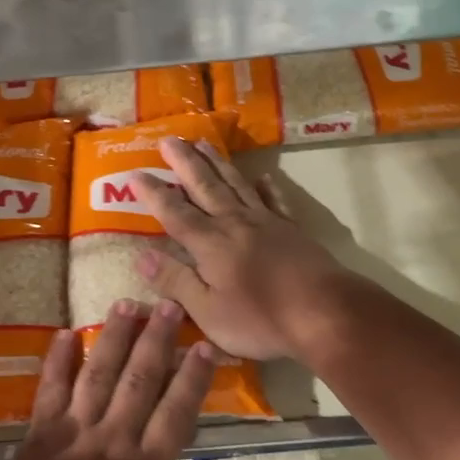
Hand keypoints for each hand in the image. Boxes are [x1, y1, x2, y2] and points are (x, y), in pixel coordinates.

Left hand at [0, 300, 230, 459]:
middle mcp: (114, 437)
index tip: (205, 345)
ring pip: (99, 374)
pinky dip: (58, 360)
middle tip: (170, 305)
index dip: (192, 377)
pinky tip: (67, 333)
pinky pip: (51, 388)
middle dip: (156, 340)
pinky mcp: (42, 429)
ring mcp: (76, 429)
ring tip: (127, 304)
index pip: (176, 411)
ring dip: (114, 337)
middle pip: (140, 380)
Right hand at [131, 137, 353, 360]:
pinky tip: (262, 177)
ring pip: (236, 184)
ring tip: (204, 143)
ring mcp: (266, 223)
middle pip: (205, 186)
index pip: (174, 213)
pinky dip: (266, 188)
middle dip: (184, 163)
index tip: (135, 173)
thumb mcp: (208, 312)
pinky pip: (274, 201)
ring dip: (217, 163)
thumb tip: (141, 256)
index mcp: (210, 244)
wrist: (323, 312)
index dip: (154, 193)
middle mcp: (235, 224)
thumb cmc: (261, 319)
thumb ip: (175, 282)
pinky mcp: (291, 230)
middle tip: (169, 139)